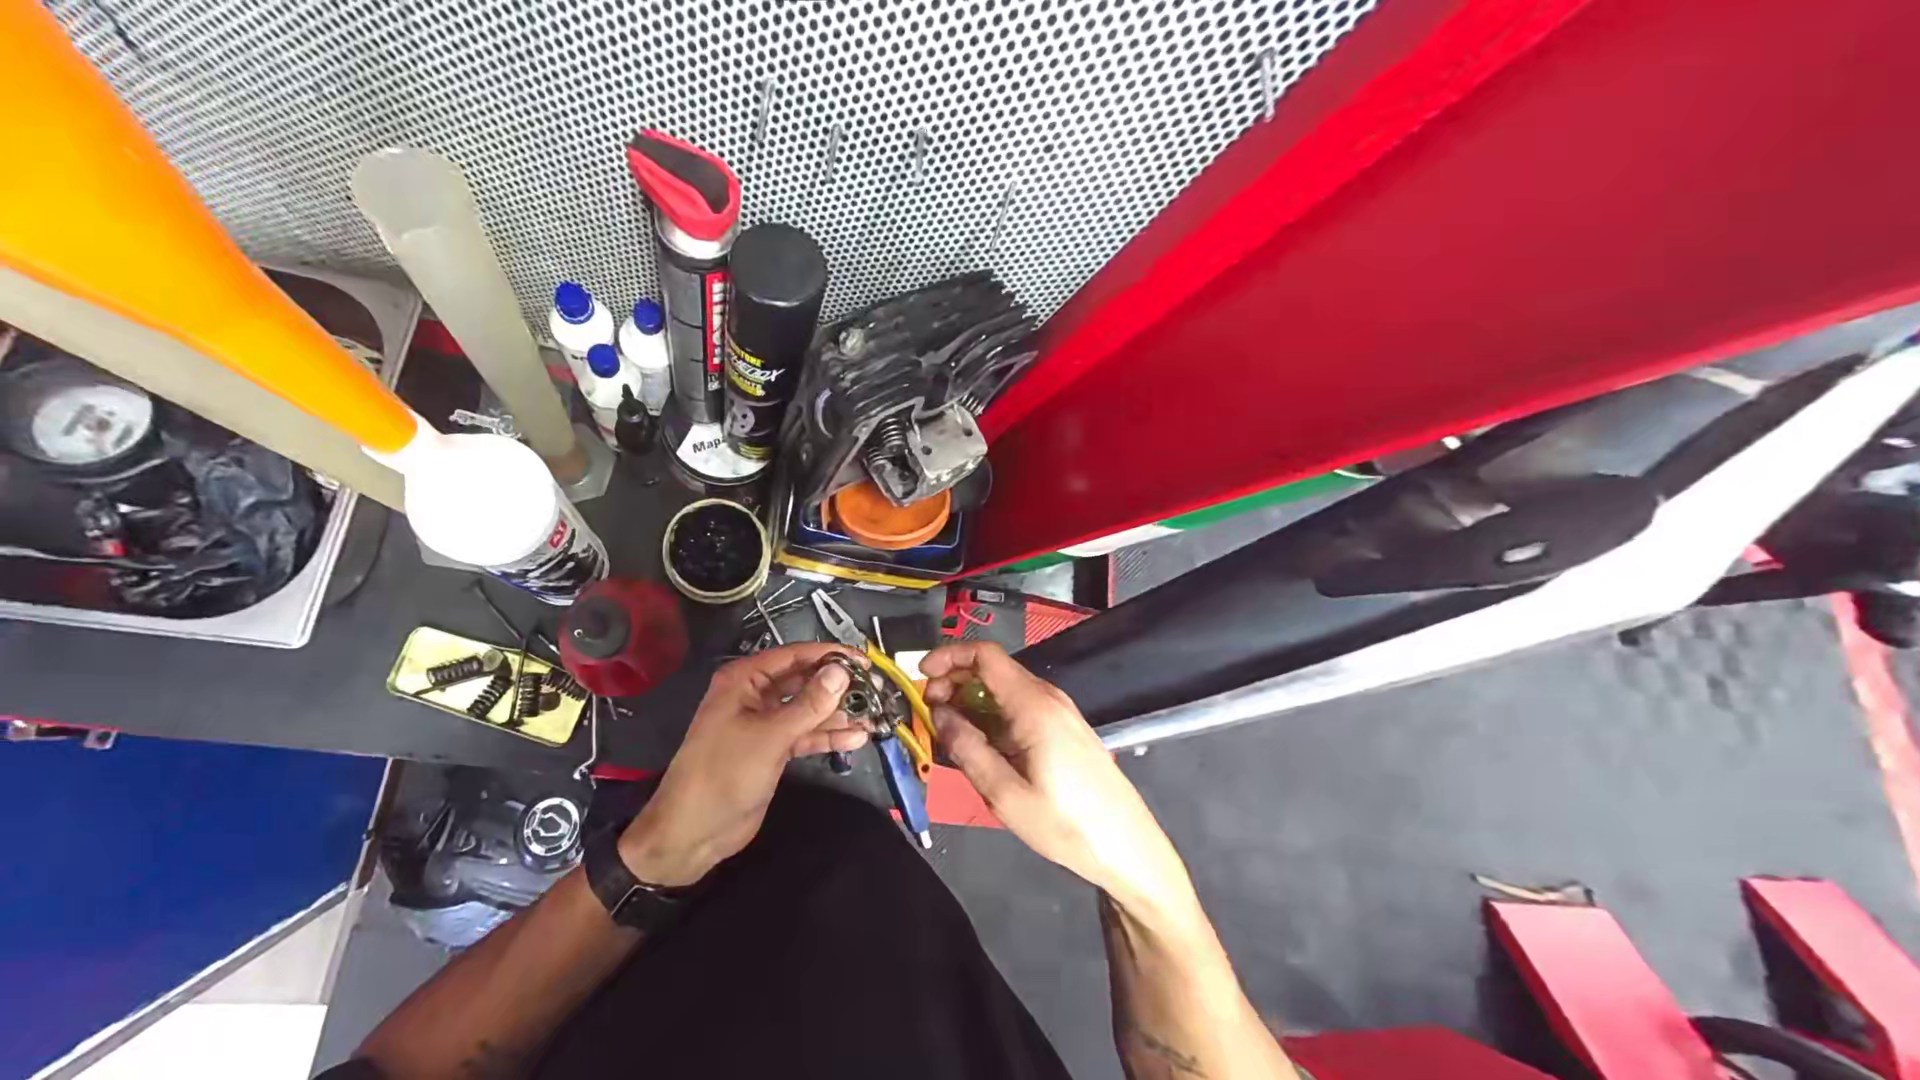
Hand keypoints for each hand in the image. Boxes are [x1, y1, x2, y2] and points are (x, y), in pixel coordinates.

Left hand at [619, 643, 867, 886]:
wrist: (692, 833)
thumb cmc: (723, 774)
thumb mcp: (770, 736)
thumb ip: (809, 704)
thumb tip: (841, 671)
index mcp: (745, 680)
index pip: (794, 655)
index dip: (830, 655)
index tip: (864, 662)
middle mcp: (755, 695)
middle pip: (804, 681)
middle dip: (838, 686)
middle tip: (874, 690)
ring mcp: (764, 723)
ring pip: (808, 709)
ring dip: (838, 714)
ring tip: (873, 716)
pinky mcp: (773, 749)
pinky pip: (806, 734)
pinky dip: (828, 736)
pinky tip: (857, 739)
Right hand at [923, 642, 1195, 916]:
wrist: (1126, 845)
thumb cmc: (1067, 824)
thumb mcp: (1004, 794)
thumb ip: (967, 749)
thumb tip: (938, 715)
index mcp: (1034, 705)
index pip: (985, 655)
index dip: (948, 656)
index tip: (921, 675)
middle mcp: (1048, 698)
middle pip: (992, 669)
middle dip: (953, 682)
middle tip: (930, 713)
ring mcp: (1058, 711)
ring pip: (1003, 690)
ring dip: (970, 702)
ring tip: (948, 735)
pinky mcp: (1062, 728)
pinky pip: (1018, 708)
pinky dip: (990, 716)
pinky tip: (978, 746)